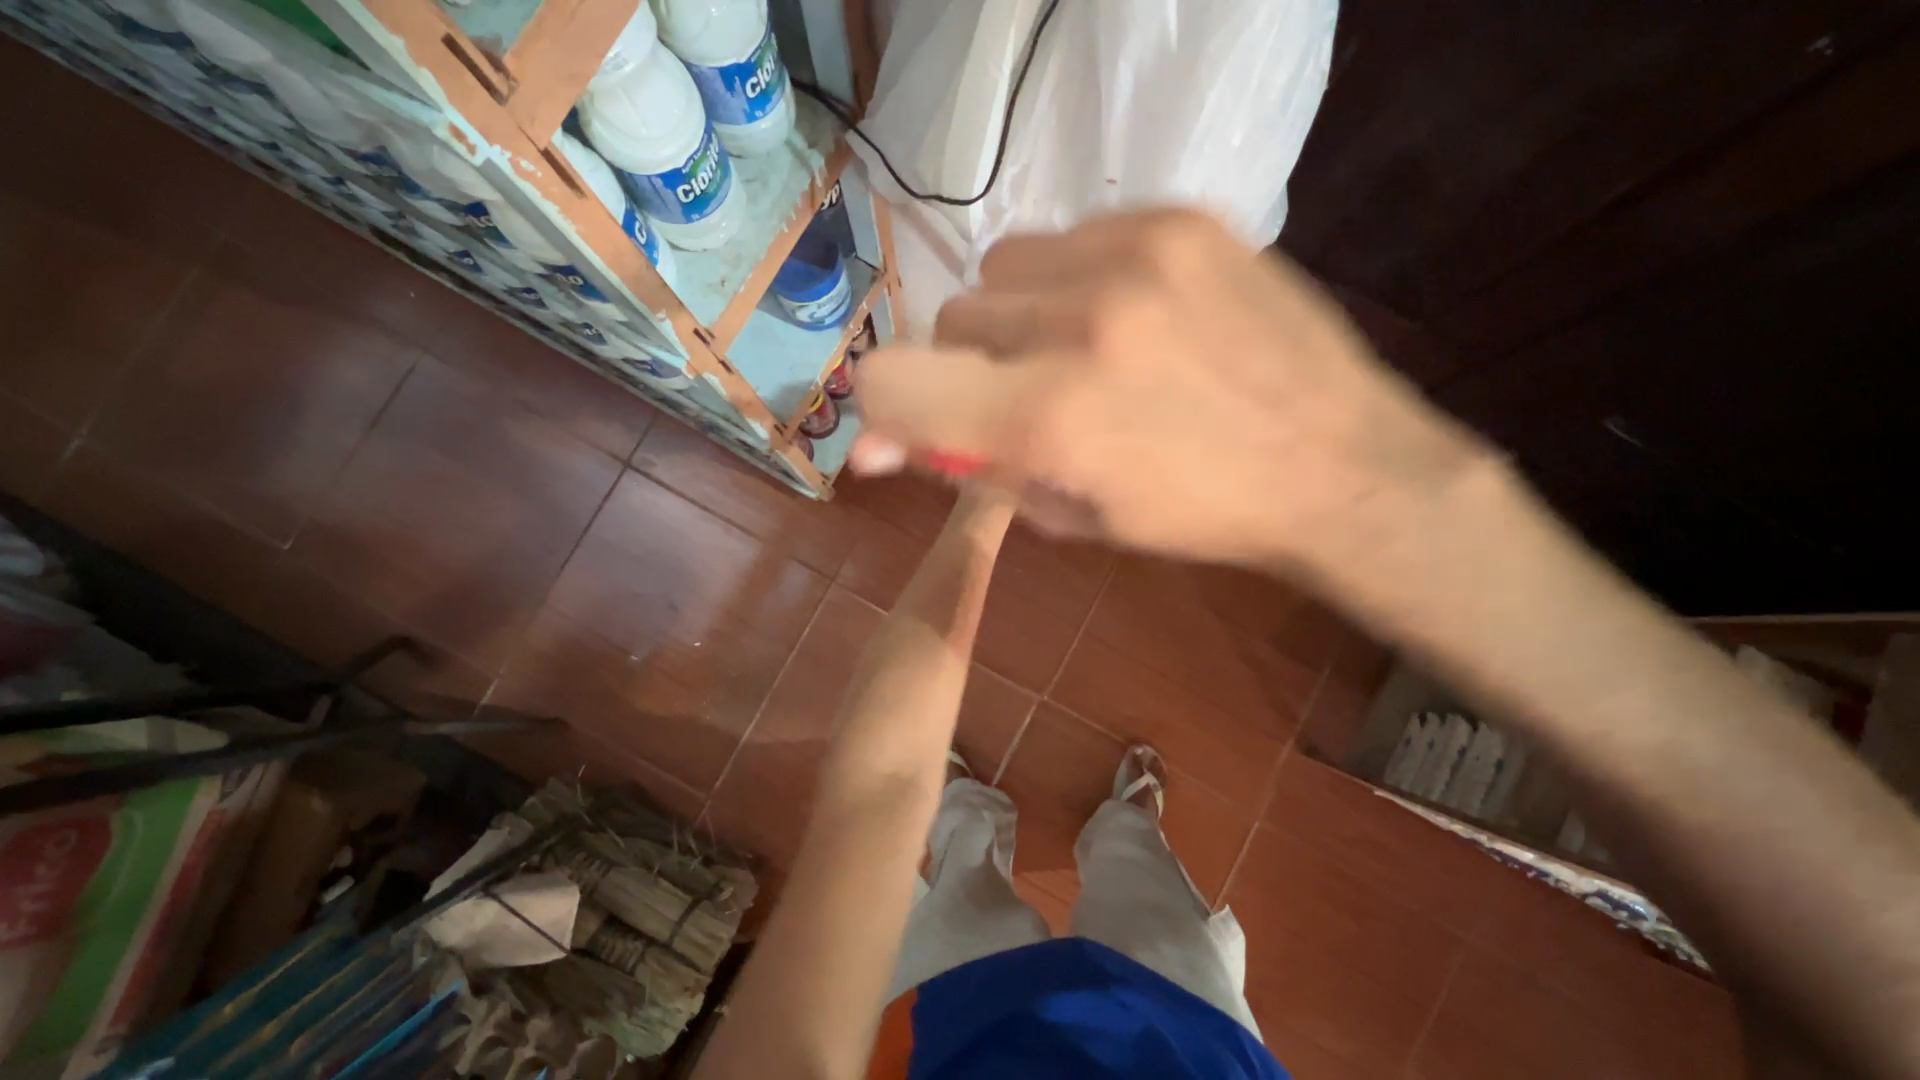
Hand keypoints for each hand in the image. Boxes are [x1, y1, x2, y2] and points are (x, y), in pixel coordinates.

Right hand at [851, 208, 1491, 572]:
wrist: (1341, 463)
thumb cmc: (1197, 513)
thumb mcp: (1072, 517)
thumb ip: (969, 468)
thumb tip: (877, 447)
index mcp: (1050, 420)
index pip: (889, 381)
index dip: (886, 407)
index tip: (917, 422)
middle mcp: (1080, 324)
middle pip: (950, 316)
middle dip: (973, 364)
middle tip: (1033, 396)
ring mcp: (1133, 258)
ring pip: (1003, 266)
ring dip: (1022, 313)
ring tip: (1085, 348)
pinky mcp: (1179, 218)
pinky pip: (1071, 234)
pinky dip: (1078, 278)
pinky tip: (1133, 314)